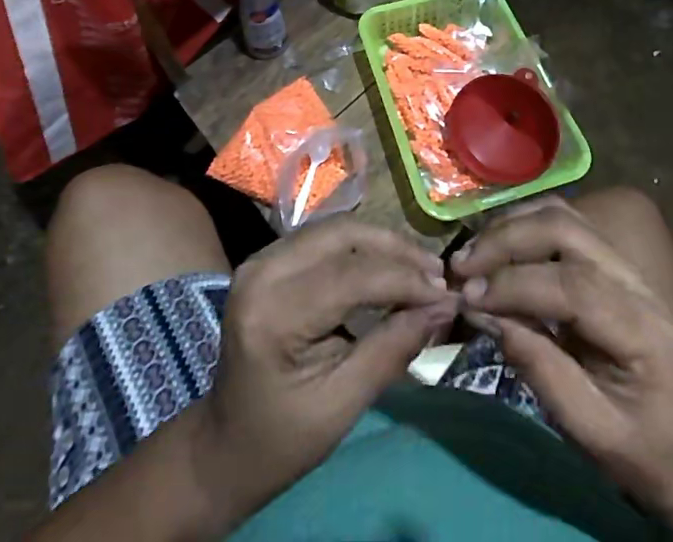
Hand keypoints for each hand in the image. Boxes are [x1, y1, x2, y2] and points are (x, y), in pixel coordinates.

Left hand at [198, 218, 456, 522]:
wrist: (223, 444)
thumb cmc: (282, 438)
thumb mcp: (343, 404)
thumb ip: (393, 348)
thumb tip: (445, 306)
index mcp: (273, 314)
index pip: (353, 276)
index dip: (407, 280)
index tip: (449, 294)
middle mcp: (261, 272)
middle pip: (344, 235)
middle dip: (397, 250)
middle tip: (437, 276)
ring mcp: (260, 260)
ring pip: (336, 228)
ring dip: (382, 244)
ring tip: (420, 270)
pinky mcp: (267, 260)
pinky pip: (324, 238)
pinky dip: (361, 248)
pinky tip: (388, 267)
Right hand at [453, 197, 672, 515]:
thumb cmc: (636, 448)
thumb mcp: (587, 428)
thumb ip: (539, 367)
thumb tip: (481, 313)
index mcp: (645, 332)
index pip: (574, 285)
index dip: (515, 284)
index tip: (468, 297)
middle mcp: (639, 285)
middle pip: (568, 230)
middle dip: (507, 240)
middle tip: (461, 266)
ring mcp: (626, 267)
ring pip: (565, 216)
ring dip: (512, 225)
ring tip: (472, 253)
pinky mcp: (609, 262)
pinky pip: (564, 224)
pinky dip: (523, 225)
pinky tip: (496, 246)